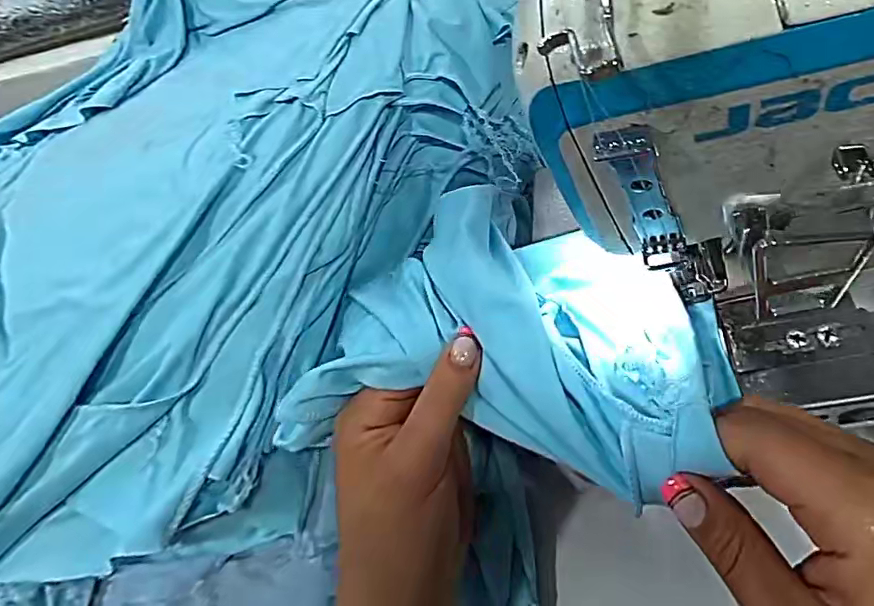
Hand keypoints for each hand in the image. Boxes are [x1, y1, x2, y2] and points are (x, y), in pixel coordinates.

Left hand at [334, 327, 482, 605]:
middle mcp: (391, 405)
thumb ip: (443, 394)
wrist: (415, 588)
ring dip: (477, 356)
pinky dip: (484, 380)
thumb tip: (468, 335)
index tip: (475, 296)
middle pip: (428, 359)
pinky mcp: (446, 432)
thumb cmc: (397, 528)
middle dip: (462, 337)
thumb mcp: (417, 457)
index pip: (404, 350)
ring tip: (506, 320)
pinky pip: (466, 396)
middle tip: (497, 303)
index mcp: (367, 405)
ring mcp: (420, 419)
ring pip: (451, 375)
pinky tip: (505, 358)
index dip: (438, 325)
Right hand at [662, 395, 873, 605]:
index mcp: (862, 501)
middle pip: (774, 417)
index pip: (758, 434)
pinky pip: (813, 438)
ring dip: (741, 437)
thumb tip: (684, 490)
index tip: (661, 447)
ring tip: (696, 464)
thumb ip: (734, 547)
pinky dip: (771, 447)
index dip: (701, 435)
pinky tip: (741, 468)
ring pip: (791, 421)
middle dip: (717, 431)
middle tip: (670, 455)